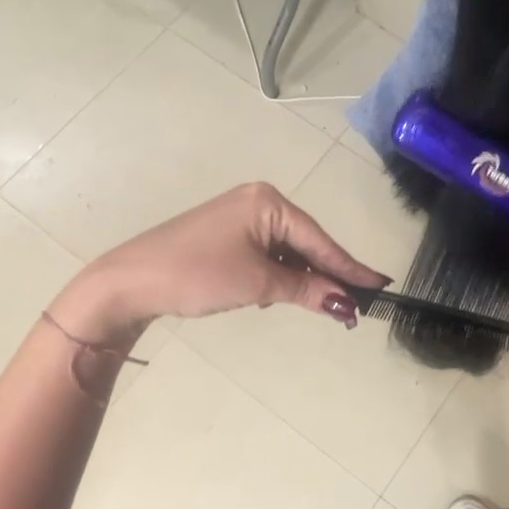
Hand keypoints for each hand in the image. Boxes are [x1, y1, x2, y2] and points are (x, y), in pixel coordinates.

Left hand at [46, 183, 387, 345]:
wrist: (127, 282)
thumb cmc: (197, 274)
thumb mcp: (258, 284)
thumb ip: (307, 290)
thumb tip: (347, 304)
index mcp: (268, 202)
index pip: (320, 240)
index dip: (350, 267)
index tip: (381, 286)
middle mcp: (258, 201)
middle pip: (306, 243)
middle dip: (326, 276)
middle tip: (354, 307)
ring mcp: (240, 217)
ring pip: (287, 251)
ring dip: (300, 279)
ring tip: (320, 307)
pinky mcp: (225, 235)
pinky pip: (266, 254)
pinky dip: (277, 275)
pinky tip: (277, 296)